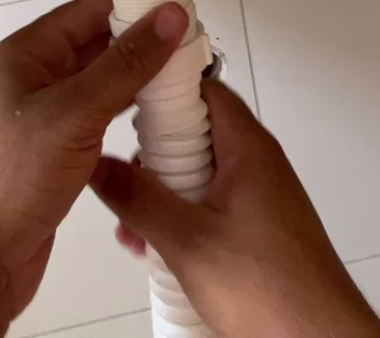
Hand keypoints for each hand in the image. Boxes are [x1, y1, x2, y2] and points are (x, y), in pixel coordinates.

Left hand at [0, 0, 189, 336]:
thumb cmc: (15, 176)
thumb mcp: (75, 112)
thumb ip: (125, 64)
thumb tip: (170, 15)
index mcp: (26, 54)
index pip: (87, 12)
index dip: (132, 6)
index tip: (180, 12)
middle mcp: (33, 77)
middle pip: (94, 45)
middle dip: (140, 44)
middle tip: (192, 49)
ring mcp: (43, 116)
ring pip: (98, 83)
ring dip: (136, 80)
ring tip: (184, 80)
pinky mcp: (54, 150)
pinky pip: (96, 116)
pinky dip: (125, 112)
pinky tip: (156, 119)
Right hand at [90, 79, 379, 337]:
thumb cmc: (278, 293)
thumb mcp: (187, 241)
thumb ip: (138, 198)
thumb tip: (101, 167)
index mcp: (246, 147)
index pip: (201, 86)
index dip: (163, 86)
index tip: (128, 97)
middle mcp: (255, 161)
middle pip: (193, 128)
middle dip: (152, 150)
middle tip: (126, 168)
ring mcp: (256, 191)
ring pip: (196, 167)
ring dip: (161, 187)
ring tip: (135, 219)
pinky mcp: (254, 221)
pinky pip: (208, 197)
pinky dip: (179, 210)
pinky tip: (157, 241)